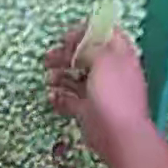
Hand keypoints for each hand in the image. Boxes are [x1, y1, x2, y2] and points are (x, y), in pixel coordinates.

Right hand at [45, 24, 158, 163]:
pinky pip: (71, 100)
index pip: (104, 34)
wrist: (118, 135)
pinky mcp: (89, 111)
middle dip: (66, 55)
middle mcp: (110, 71)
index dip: (85, 33)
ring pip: (77, 78)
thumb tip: (80, 47)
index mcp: (120, 54)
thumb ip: (91, 48)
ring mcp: (99, 92)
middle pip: (86, 56)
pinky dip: (60, 97)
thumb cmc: (113, 94)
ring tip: (48, 78)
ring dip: (60, 75)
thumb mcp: (103, 60)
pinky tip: (51, 96)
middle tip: (48, 59)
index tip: (65, 38)